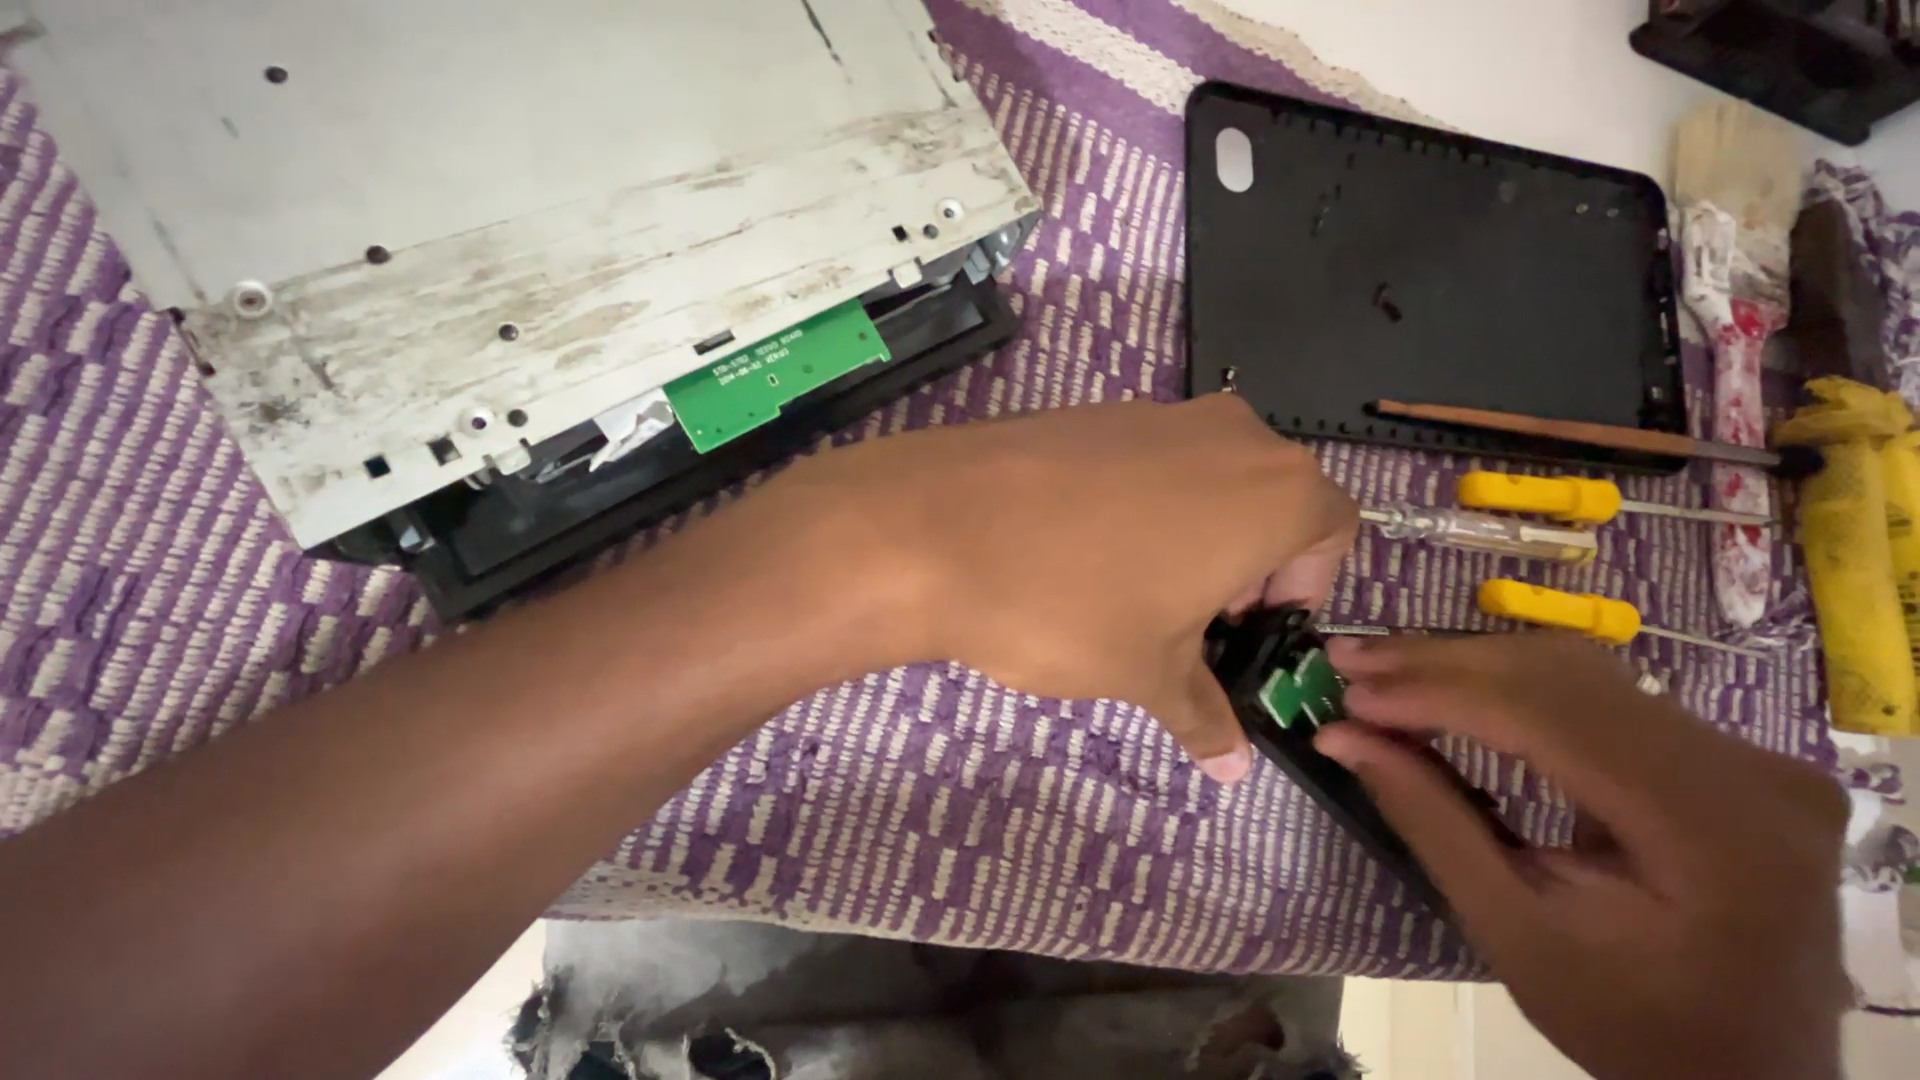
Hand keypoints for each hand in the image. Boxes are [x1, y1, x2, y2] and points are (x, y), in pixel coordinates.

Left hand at [758, 394, 1356, 782]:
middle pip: (1269, 503)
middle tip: (1185, 619)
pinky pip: (1145, 463)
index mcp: (1274, 490)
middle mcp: (1230, 434)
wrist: (932, 529)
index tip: (1241, 629)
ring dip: (1188, 536)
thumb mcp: (1147, 673)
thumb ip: (1203, 715)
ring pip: (1206, 481)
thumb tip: (1231, 769)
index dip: (1298, 590)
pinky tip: (1073, 551)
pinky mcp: (1092, 412)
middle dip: (1244, 565)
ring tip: (1123, 591)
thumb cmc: (1069, 605)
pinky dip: (1136, 506)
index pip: (1332, 534)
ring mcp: (1156, 413)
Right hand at [1316, 634, 1849, 1079]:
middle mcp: (1746, 768)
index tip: (1348, 694)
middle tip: (1346, 660)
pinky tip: (1447, 681)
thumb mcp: (1511, 929)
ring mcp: (1745, 754)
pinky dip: (1507, 682)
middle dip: (1439, 663)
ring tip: (1380, 666)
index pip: (1548, 717)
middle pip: (1562, 675)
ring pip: (1576, 669)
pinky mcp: (1724, 752)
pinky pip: (1597, 692)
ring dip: (1467, 663)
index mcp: (1709, 828)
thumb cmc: (1627, 1021)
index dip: (1437, 694)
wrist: (1752, 1074)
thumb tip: (1338, 735)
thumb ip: (1428, 819)